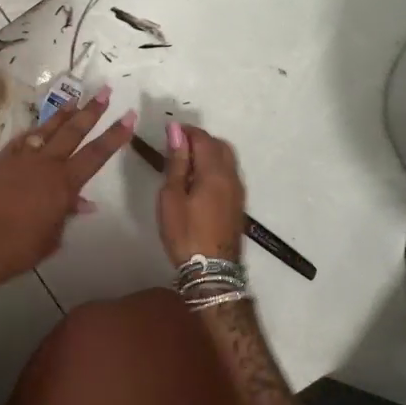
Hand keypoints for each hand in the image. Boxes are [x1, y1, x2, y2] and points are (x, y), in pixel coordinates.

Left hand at [0, 88, 135, 281]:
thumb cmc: (24, 244)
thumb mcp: (55, 234)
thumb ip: (69, 211)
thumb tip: (84, 201)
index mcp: (64, 183)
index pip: (96, 154)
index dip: (115, 135)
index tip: (129, 116)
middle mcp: (47, 163)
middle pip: (74, 131)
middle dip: (92, 111)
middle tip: (105, 91)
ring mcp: (24, 156)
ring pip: (48, 128)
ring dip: (64, 112)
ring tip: (77, 98)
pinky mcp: (5, 157)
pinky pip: (24, 138)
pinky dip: (36, 130)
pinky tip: (42, 125)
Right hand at [157, 121, 245, 264]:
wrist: (212, 273)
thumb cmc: (185, 232)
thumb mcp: (172, 195)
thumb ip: (177, 161)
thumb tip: (176, 131)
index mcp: (215, 172)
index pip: (203, 138)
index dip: (185, 131)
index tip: (166, 135)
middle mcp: (232, 177)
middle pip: (219, 145)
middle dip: (198, 140)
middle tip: (175, 150)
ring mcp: (238, 192)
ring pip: (226, 159)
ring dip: (207, 154)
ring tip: (184, 167)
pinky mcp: (238, 205)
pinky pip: (228, 174)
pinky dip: (214, 168)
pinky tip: (197, 183)